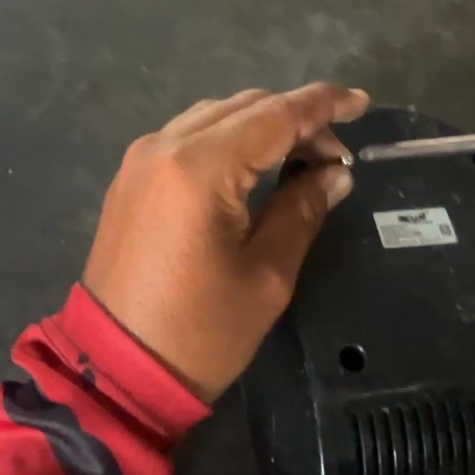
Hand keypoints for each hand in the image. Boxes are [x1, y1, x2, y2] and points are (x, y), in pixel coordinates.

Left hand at [83, 84, 370, 400]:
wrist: (113, 371)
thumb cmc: (199, 331)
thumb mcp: (266, 275)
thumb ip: (302, 210)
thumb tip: (335, 174)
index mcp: (201, 167)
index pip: (275, 116)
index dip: (323, 105)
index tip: (361, 102)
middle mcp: (166, 145)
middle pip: (246, 106)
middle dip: (297, 118)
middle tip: (336, 157)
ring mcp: (143, 157)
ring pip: (217, 114)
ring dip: (263, 124)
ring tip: (303, 158)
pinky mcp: (132, 174)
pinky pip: (190, 134)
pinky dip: (230, 136)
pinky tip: (255, 163)